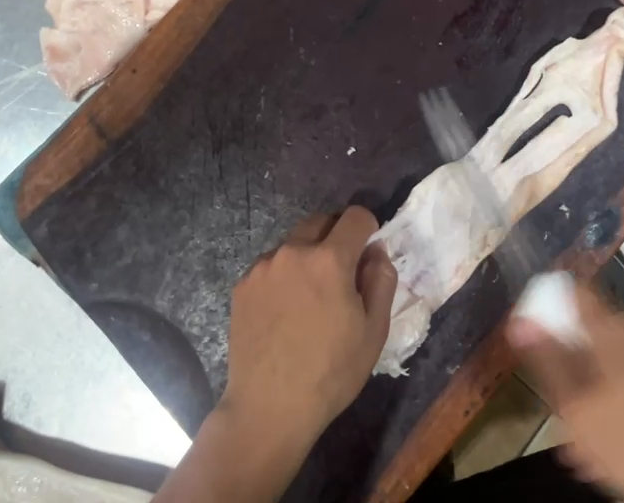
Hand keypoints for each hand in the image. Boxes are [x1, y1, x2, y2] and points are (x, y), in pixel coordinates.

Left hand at [155, 207, 397, 502]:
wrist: (269, 407)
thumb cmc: (331, 372)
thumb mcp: (373, 330)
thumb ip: (381, 280)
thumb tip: (375, 250)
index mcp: (330, 260)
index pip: (355, 216)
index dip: (368, 226)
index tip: (369, 247)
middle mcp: (293, 252)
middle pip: (321, 222)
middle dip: (337, 236)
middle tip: (343, 271)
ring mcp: (263, 268)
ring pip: (293, 244)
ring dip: (308, 256)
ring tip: (310, 296)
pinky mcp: (242, 286)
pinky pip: (271, 266)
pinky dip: (284, 275)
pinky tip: (285, 311)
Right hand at [508, 281, 623, 502]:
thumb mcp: (577, 406)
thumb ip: (548, 360)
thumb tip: (520, 320)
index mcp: (612, 327)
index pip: (572, 290)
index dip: (546, 303)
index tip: (530, 331)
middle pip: (589, 334)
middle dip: (567, 365)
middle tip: (556, 402)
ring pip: (608, 367)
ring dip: (588, 396)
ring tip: (578, 441)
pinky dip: (613, 408)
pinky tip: (606, 448)